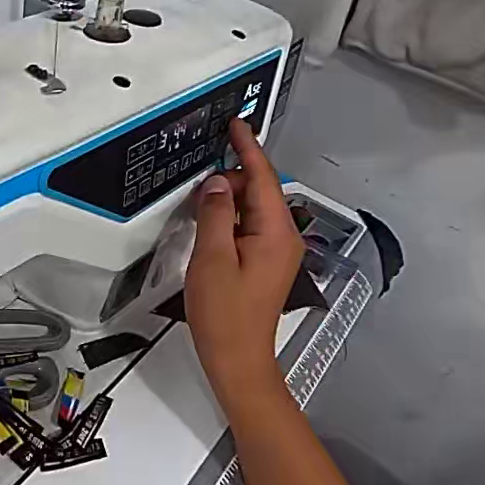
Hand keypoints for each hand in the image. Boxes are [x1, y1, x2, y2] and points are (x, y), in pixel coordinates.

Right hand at [185, 119, 305, 397]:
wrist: (237, 358)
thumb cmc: (225, 315)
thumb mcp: (212, 257)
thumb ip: (215, 213)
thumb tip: (216, 183)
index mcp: (276, 233)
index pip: (264, 178)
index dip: (248, 149)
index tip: (237, 126)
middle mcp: (283, 238)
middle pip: (260, 191)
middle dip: (232, 178)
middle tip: (200, 181)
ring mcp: (276, 252)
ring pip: (253, 209)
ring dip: (228, 200)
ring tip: (200, 204)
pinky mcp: (265, 263)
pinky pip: (249, 227)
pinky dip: (230, 219)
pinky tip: (210, 225)